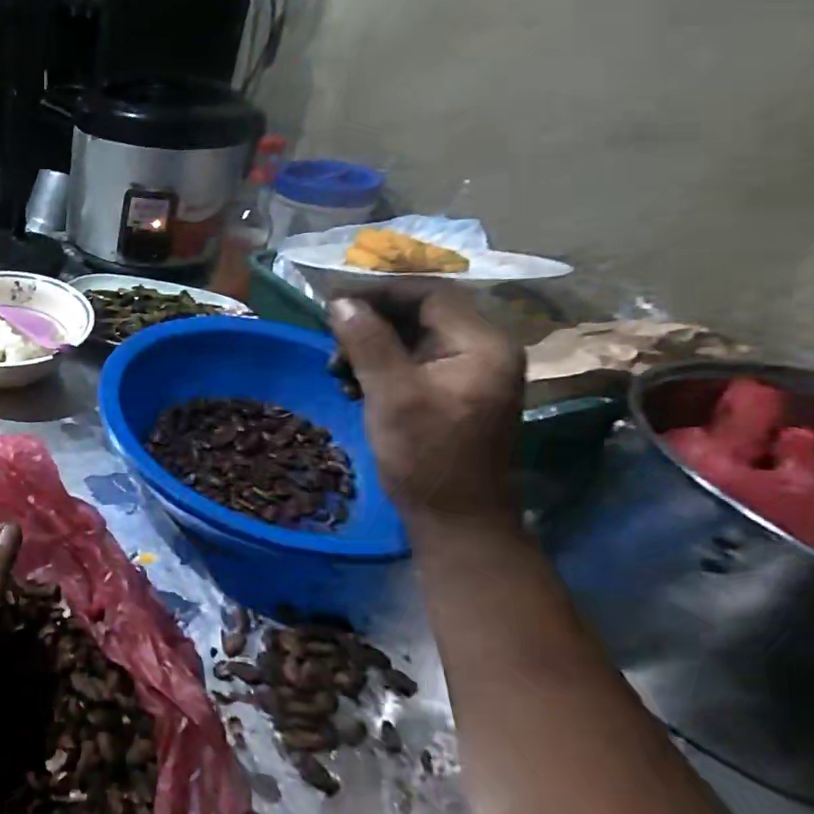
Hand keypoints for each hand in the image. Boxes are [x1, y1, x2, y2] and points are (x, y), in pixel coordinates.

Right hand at [329, 282, 524, 523]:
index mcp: (482, 344)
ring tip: (337, 370)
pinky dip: (379, 367)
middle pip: (419, 313)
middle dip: (370, 323)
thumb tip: (340, 302)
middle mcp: (482, 350)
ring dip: (369, 346)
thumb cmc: (427, 457)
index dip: (379, 292)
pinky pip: (411, 362)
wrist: (456, 521)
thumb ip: (367, 342)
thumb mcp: (392, 395)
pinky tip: (353, 386)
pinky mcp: (451, 392)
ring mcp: (468, 372)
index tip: (335, 303)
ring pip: (411, 338)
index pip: (429, 293)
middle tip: (331, 341)